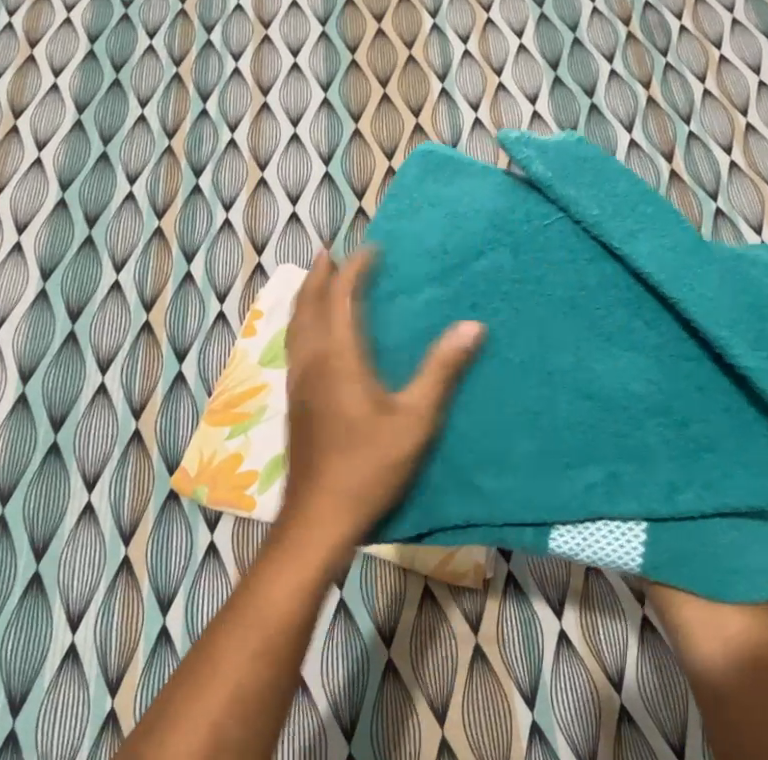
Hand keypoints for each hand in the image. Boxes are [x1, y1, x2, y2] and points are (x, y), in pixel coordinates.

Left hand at [275, 248, 484, 552]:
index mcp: (338, 358)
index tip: (373, 251)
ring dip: (307, 298)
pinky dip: (302, 323)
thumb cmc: (370, 466)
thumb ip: (442, 371)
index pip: (341, 298)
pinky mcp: (294, 401)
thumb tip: (473, 326)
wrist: (319, 516)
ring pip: (296, 326)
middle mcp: (311, 362)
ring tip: (317, 282)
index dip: (354, 270)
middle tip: (333, 254)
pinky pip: (294, 345)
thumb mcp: (416, 420)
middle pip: (309, 306)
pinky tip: (311, 336)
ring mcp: (298, 383)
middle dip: (321, 277)